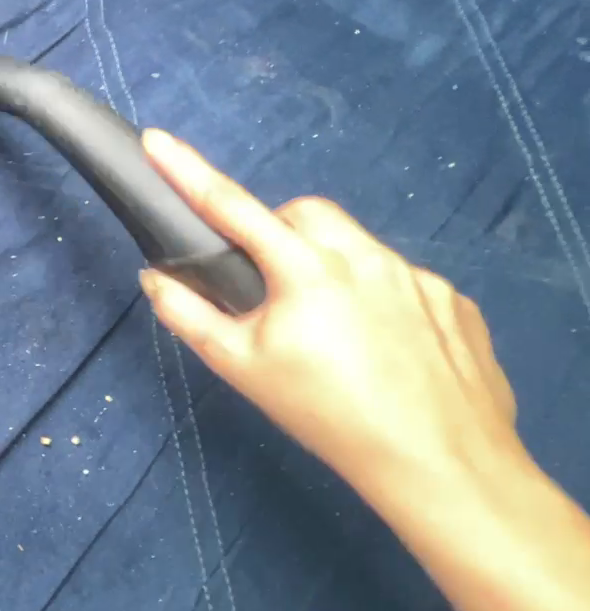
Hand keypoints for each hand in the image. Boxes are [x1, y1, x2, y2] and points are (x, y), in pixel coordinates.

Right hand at [138, 129, 521, 502]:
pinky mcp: (455, 303)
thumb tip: (155, 276)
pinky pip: (398, 278)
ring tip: (324, 323)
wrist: (444, 470)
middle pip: (304, 214)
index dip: (187, 170)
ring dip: (325, 263)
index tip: (156, 139)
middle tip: (265, 283)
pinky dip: (373, 294)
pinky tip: (376, 344)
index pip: (231, 205)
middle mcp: (366, 260)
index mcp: (306, 270)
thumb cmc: (325, 411)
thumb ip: (185, 313)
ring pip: (354, 243)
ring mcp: (419, 280)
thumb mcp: (237, 364)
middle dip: (276, 230)